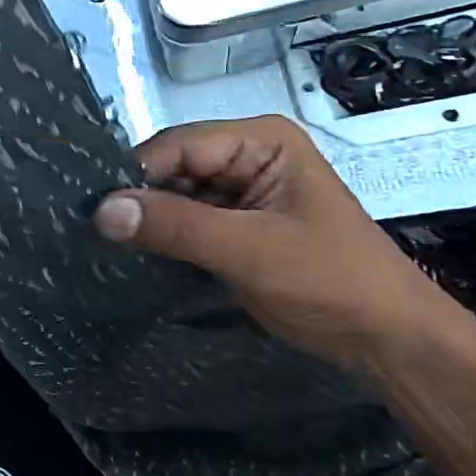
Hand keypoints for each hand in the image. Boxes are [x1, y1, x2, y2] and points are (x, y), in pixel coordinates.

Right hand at [93, 116, 470, 376]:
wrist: (385, 335)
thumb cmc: (330, 280)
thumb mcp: (251, 250)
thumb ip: (177, 227)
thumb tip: (101, 209)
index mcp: (262, 140)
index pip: (179, 145)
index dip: (135, 174)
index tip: (90, 211)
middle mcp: (250, 157)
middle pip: (176, 169)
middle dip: (141, 200)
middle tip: (90, 233)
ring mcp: (246, 195)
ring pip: (180, 199)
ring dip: (152, 223)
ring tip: (106, 248)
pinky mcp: (242, 231)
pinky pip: (193, 226)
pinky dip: (170, 242)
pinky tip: (138, 259)